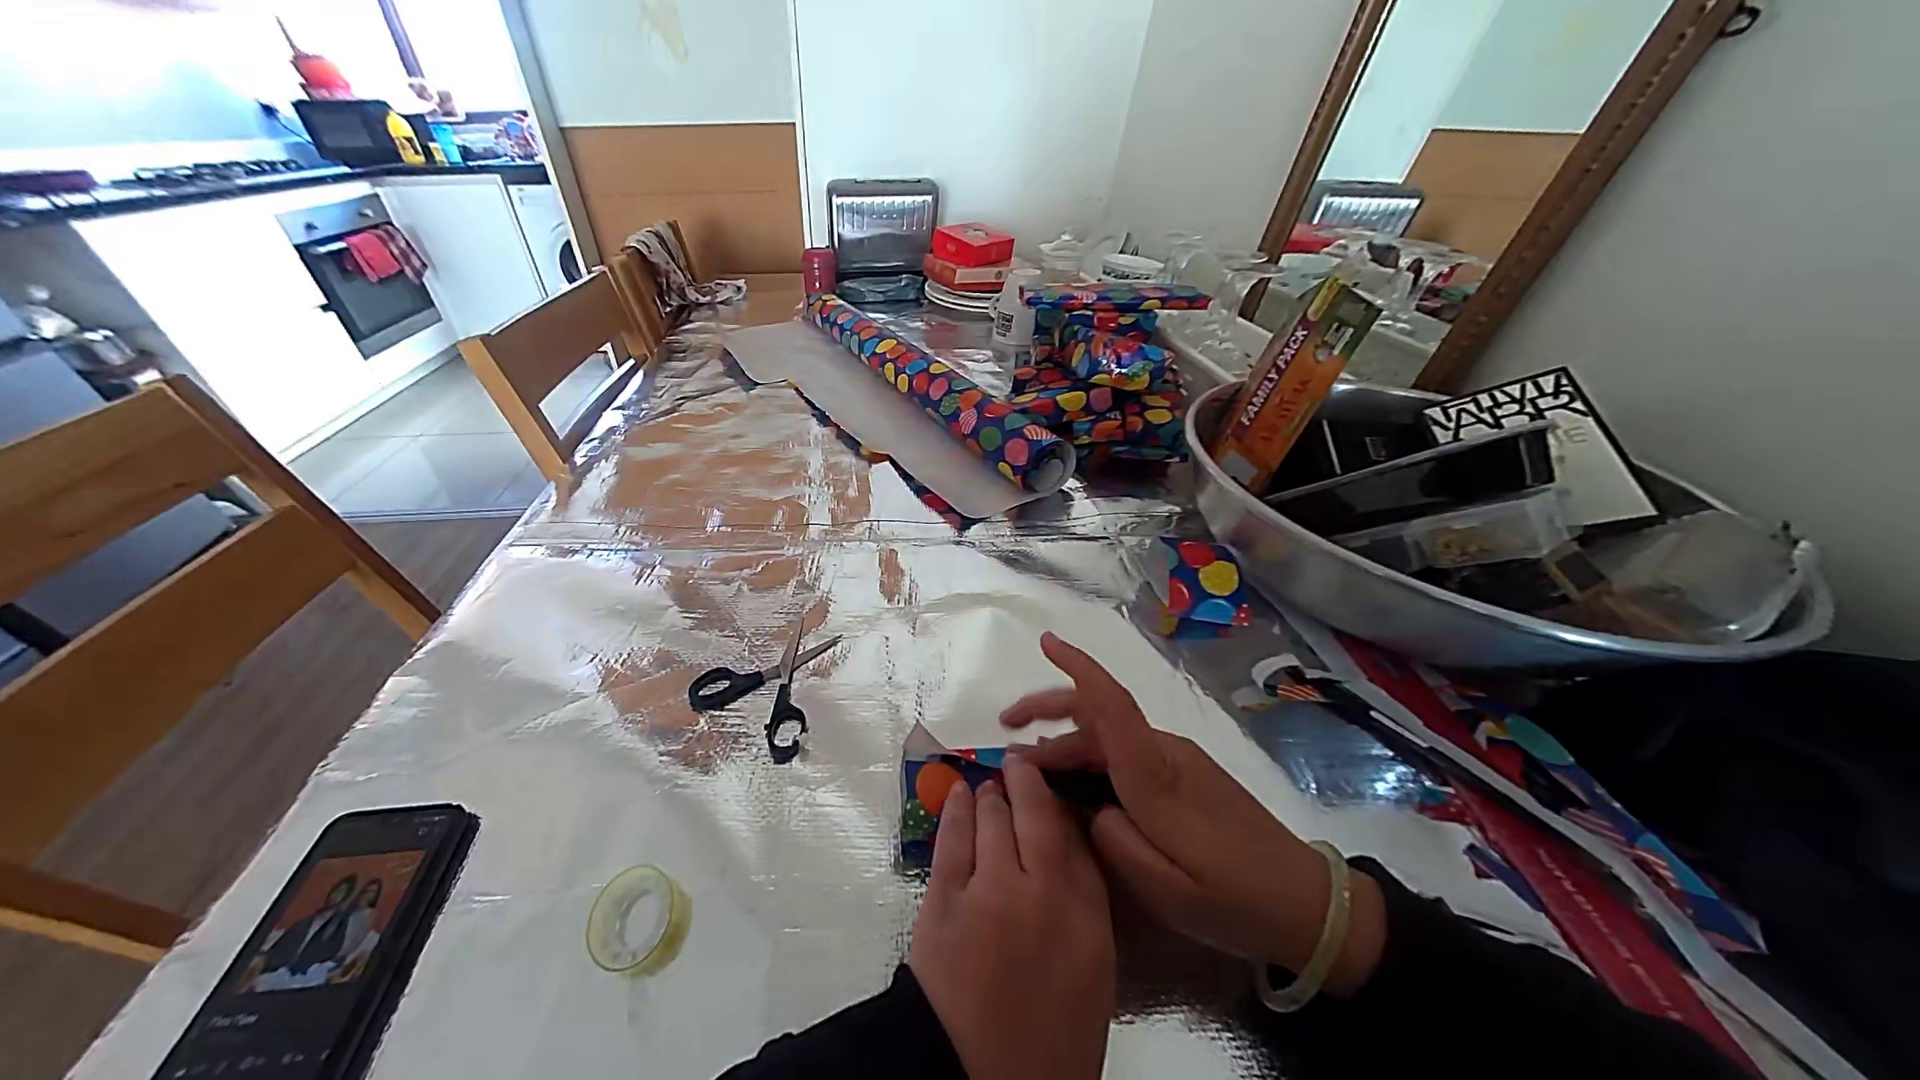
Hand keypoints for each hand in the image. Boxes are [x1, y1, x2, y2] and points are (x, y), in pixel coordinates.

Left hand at [908, 755, 1114, 1079]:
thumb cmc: (1046, 1040)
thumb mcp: (1089, 977)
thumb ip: (1084, 909)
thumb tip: (1068, 853)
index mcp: (1088, 918)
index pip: (1079, 839)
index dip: (1063, 807)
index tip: (1053, 791)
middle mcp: (1044, 892)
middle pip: (1036, 815)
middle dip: (1026, 782)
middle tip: (1020, 766)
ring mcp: (991, 891)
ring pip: (993, 817)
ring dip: (991, 795)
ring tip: (989, 785)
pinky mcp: (944, 900)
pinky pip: (952, 838)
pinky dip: (955, 810)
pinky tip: (957, 794)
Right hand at [1002, 633, 1386, 995]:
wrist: (1305, 902)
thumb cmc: (1235, 899)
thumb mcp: (1166, 889)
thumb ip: (1114, 842)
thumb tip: (1090, 807)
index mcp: (1155, 777)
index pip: (1111, 706)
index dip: (1078, 667)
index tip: (1047, 641)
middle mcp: (1163, 754)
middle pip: (1098, 713)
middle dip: (1047, 709)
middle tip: (1006, 730)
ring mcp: (1174, 761)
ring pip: (1107, 735)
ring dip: (1063, 742)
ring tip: (1028, 768)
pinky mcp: (1180, 774)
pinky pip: (1123, 753)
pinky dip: (1087, 758)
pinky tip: (1069, 783)